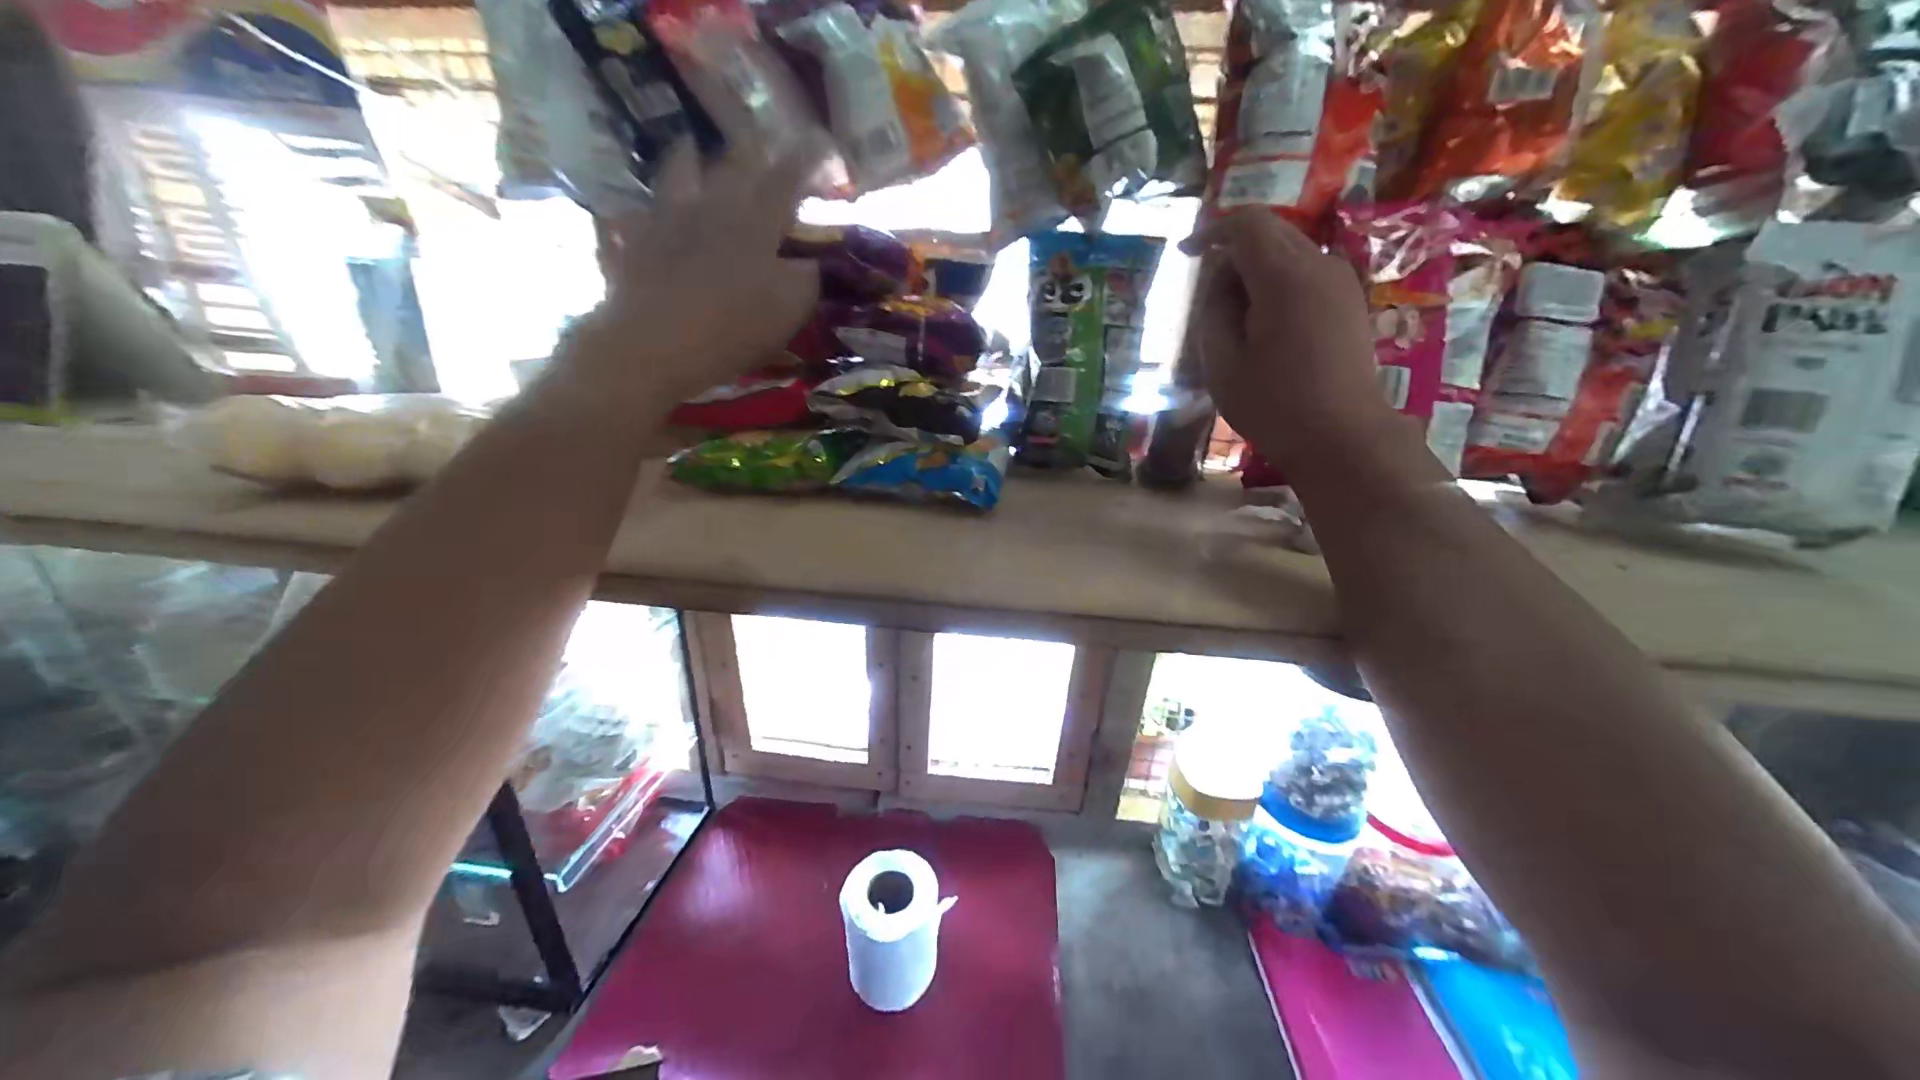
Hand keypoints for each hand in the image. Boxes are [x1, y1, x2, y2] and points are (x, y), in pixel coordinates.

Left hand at [561, 132, 825, 410]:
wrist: (652, 346)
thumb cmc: (730, 331)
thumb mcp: (788, 312)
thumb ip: (806, 280)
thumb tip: (812, 261)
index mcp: (755, 224)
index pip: (787, 177)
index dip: (806, 159)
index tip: (819, 146)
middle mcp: (711, 207)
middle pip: (733, 160)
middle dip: (754, 147)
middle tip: (764, 145)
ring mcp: (668, 217)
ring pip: (680, 168)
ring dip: (693, 156)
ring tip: (696, 152)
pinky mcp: (635, 238)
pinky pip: (640, 209)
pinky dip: (648, 206)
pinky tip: (648, 212)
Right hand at [1182, 210, 1395, 464]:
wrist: (1342, 436)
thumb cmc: (1273, 405)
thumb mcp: (1222, 362)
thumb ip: (1214, 310)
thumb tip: (1221, 281)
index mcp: (1285, 276)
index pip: (1246, 224)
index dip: (1211, 231)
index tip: (1187, 254)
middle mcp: (1320, 265)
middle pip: (1271, 233)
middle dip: (1233, 252)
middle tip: (1208, 294)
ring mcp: (1342, 282)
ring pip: (1291, 252)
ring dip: (1257, 270)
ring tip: (1235, 316)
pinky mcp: (1351, 301)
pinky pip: (1308, 273)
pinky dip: (1279, 283)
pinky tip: (1265, 323)